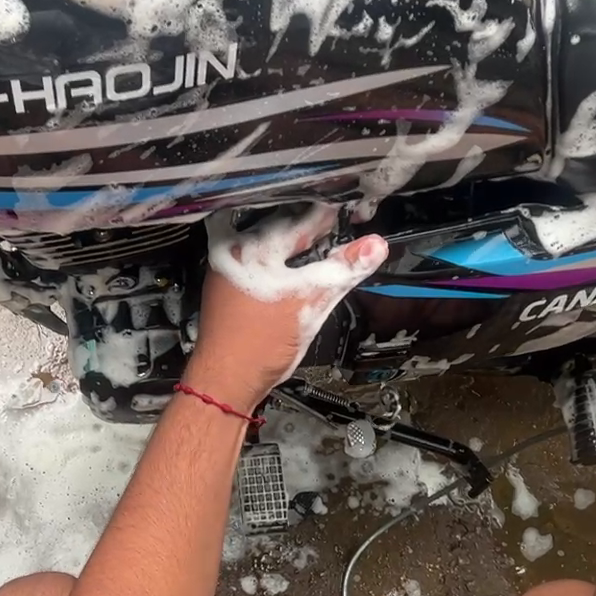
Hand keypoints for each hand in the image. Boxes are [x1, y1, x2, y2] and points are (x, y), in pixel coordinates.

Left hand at [186, 204, 388, 406]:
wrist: (225, 382)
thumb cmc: (255, 348)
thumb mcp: (308, 304)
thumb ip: (342, 272)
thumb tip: (371, 248)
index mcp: (248, 250)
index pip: (297, 222)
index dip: (326, 218)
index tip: (344, 213)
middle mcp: (231, 257)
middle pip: (278, 231)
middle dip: (306, 227)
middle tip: (331, 224)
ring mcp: (224, 276)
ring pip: (264, 249)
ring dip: (288, 245)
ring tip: (312, 243)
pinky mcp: (224, 295)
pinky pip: (254, 268)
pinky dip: (275, 265)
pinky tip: (286, 272)